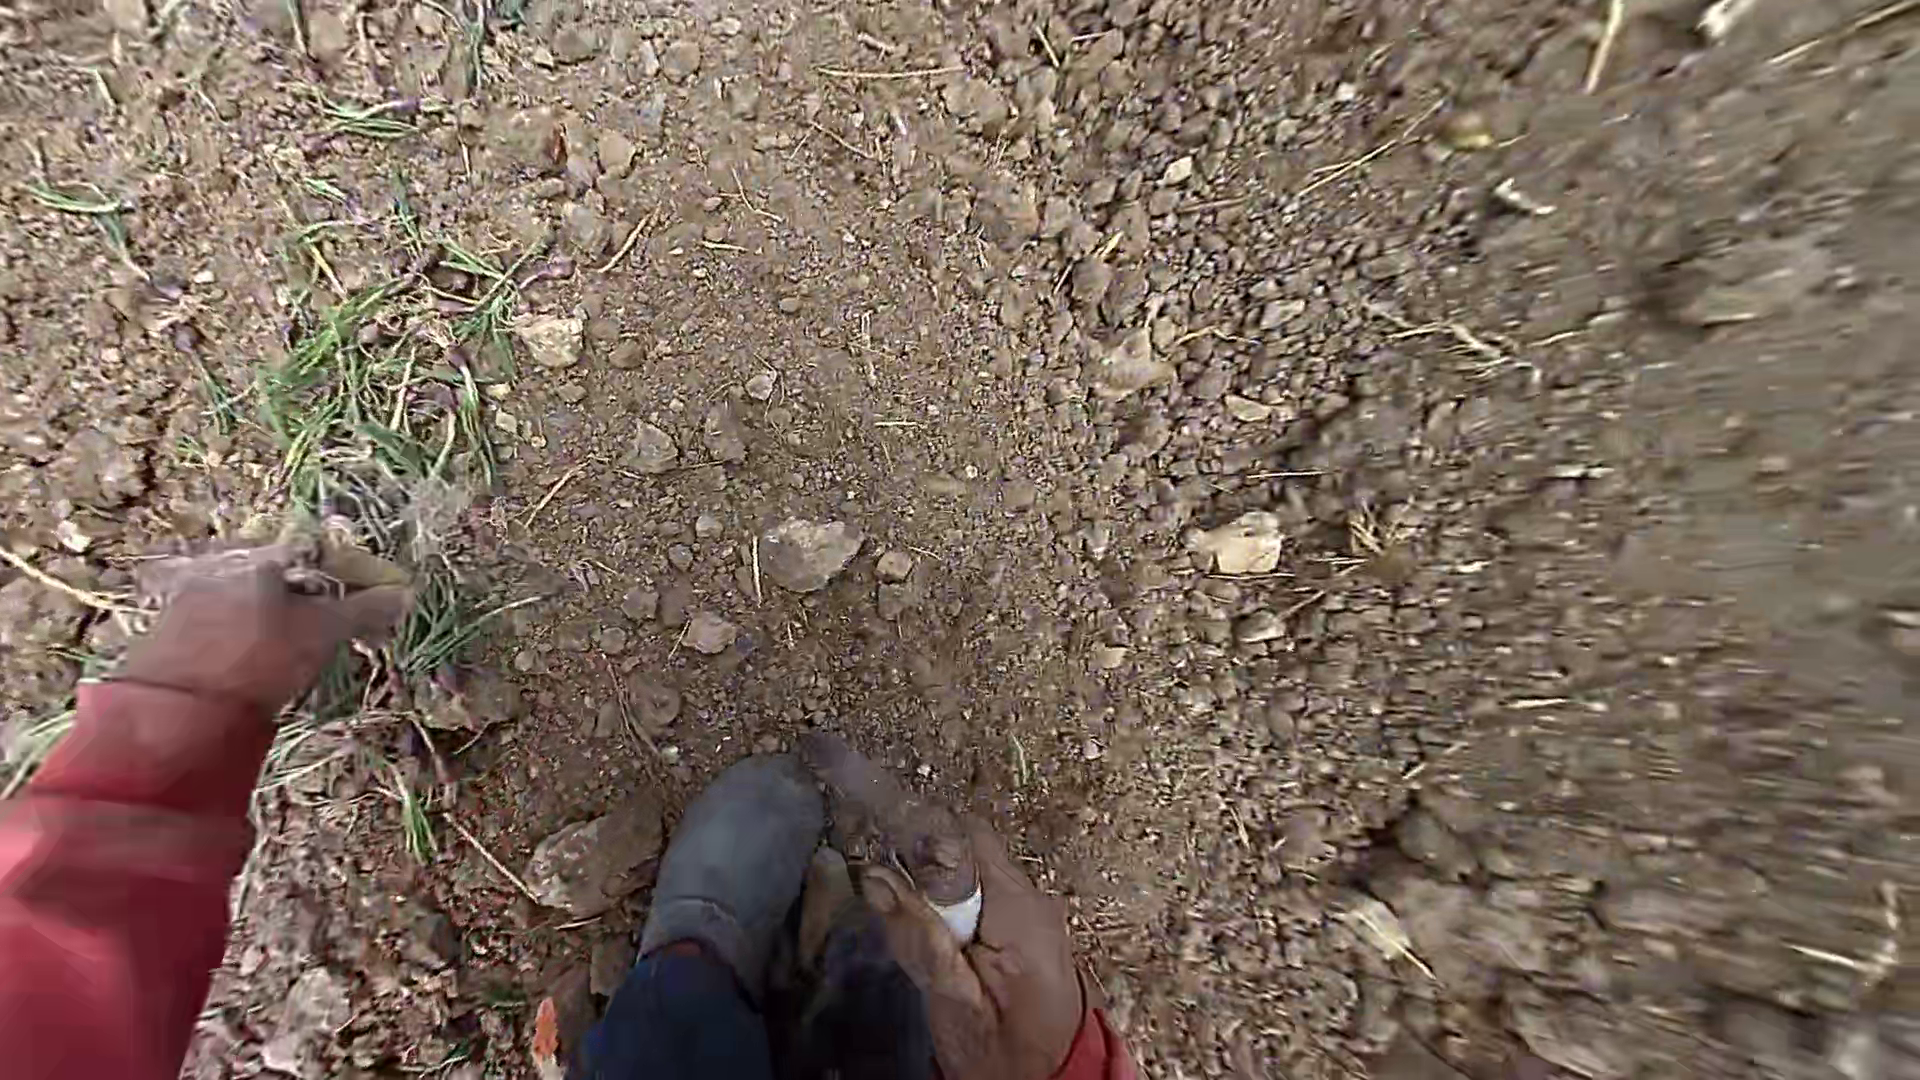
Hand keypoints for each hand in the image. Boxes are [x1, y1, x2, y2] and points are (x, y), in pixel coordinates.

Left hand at [120, 547, 409, 713]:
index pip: (323, 557)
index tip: (383, 598)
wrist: (176, 713)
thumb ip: (370, 607)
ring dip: (306, 619)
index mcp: (256, 561)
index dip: (360, 576)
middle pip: (296, 580)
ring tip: (330, 644)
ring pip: (271, 603)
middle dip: (335, 601)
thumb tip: (404, 593)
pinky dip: (274, 633)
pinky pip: (246, 623)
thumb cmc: (263, 656)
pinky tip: (290, 654)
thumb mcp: (328, 628)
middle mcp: (221, 572)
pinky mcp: (181, 635)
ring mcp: (195, 603)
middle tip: (363, 625)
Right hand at [862, 819, 1084, 1079]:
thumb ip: (918, 938)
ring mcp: (1035, 904)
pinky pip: (985, 888)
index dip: (926, 839)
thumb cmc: (1001, 1053)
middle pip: (970, 848)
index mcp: (1018, 905)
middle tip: (894, 895)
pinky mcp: (1030, 918)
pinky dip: (958, 899)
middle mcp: (1032, 893)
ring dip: (942, 884)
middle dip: (930, 864)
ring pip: (975, 867)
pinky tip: (942, 932)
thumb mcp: (952, 1002)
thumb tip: (875, 878)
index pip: (969, 835)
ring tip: (915, 918)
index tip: (890, 858)